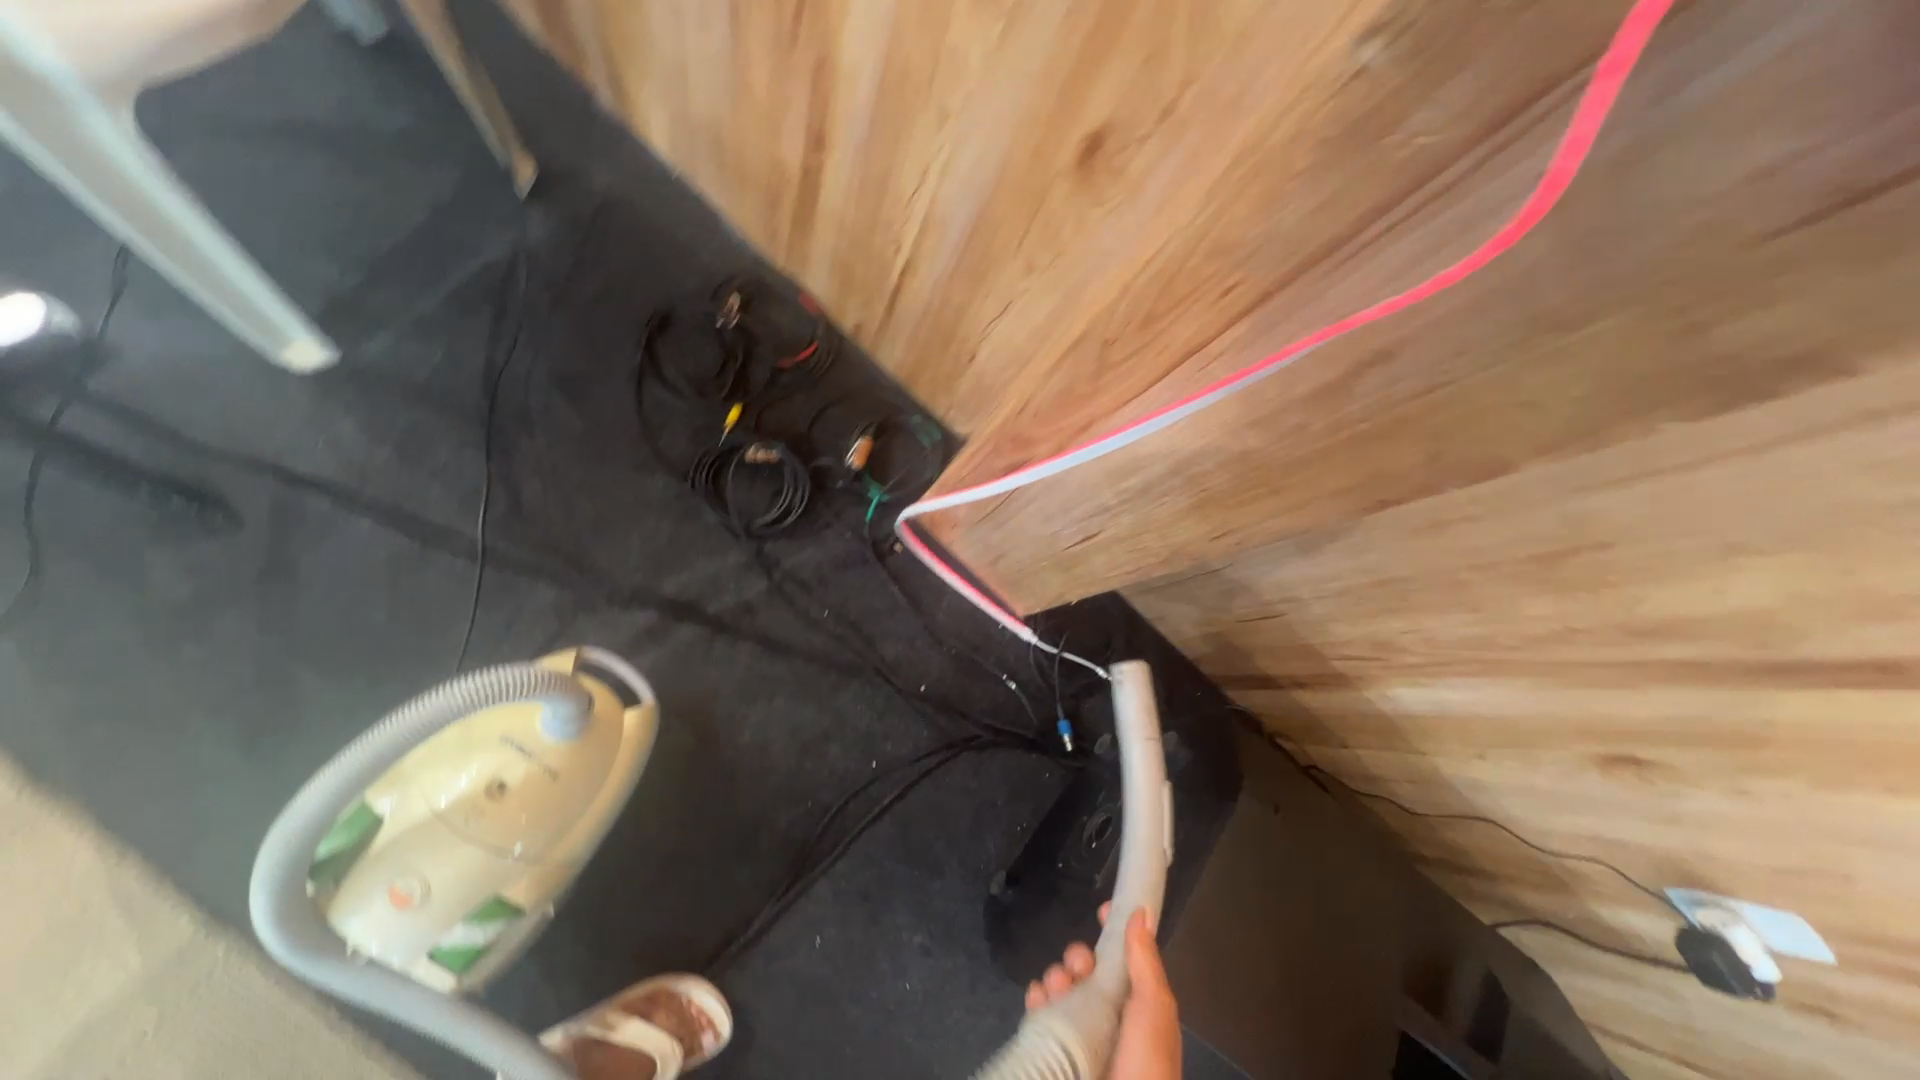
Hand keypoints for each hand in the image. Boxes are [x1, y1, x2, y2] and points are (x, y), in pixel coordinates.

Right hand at [1025, 903, 1180, 1079]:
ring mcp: (1082, 1031)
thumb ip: (1146, 960)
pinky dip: (1038, 1000)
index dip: (1114, 930)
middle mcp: (1110, 1013)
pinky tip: (1038, 999)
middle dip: (1078, 957)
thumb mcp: (1154, 1008)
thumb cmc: (1146, 1061)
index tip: (1101, 909)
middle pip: (1088, 969)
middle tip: (1079, 965)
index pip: (1125, 957)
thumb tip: (1142, 910)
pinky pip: (1042, 1013)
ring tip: (1057, 987)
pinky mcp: (1057, 1048)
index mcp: (1139, 1003)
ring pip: (1063, 987)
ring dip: (1057, 976)